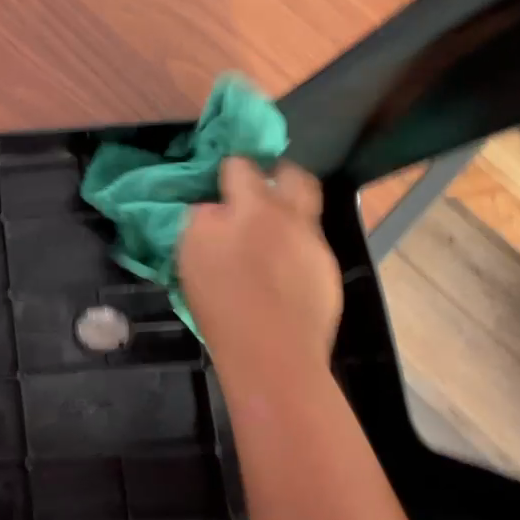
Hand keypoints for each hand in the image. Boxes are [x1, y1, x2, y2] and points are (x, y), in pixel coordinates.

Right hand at [178, 158, 340, 377]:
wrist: (271, 354)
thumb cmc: (221, 298)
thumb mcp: (191, 249)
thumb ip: (204, 218)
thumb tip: (217, 209)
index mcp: (255, 205)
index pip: (242, 166)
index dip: (228, 168)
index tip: (219, 180)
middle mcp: (293, 218)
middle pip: (296, 177)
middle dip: (279, 174)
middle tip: (259, 186)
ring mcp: (316, 248)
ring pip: (305, 217)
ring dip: (287, 218)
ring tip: (264, 241)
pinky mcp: (328, 277)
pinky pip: (309, 252)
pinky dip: (293, 254)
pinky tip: (278, 277)